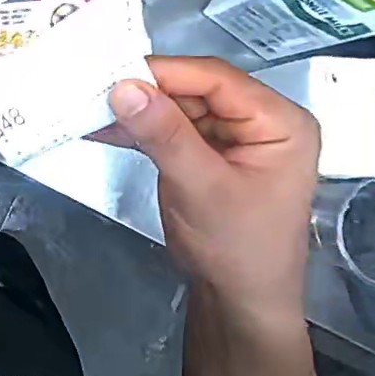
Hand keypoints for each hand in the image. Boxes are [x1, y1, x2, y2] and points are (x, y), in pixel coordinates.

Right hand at [105, 57, 319, 318]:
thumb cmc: (238, 249)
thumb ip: (164, 135)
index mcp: (280, 122)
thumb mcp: (201, 188)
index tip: (117, 74)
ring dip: (140, 111)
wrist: (240, 302)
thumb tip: (124, 87)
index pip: (217, 80)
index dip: (166, 73)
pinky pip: (173, 129)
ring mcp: (233, 137)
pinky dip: (143, 130)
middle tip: (98, 92)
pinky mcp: (209, 153)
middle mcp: (260, 121)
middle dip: (148, 93)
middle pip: (196, 90)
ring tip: (94, 110)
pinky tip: (108, 129)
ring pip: (179, 107)